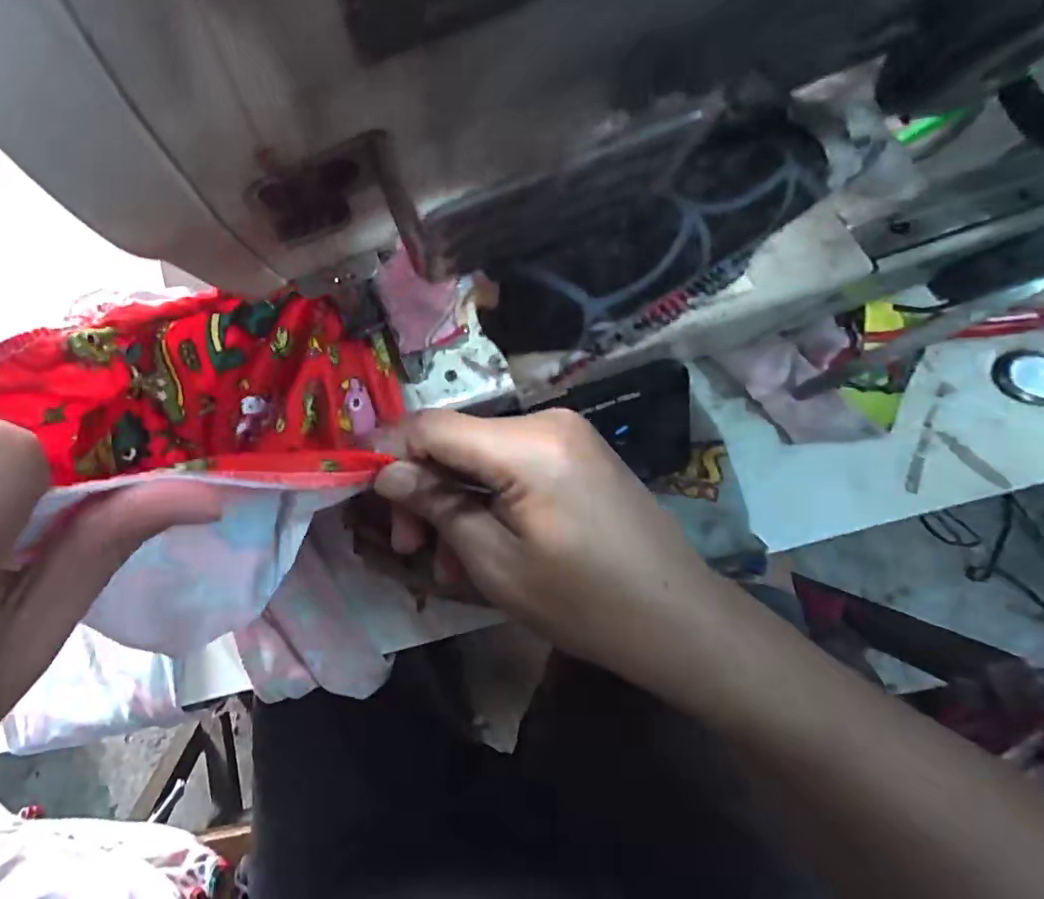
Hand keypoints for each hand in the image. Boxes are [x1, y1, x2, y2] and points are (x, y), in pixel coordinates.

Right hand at [373, 409, 718, 669]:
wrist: (681, 622)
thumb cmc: (585, 603)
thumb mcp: (495, 563)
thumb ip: (436, 505)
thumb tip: (384, 473)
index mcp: (527, 444)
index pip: (431, 426)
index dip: (387, 452)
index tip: (363, 495)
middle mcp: (546, 421)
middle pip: (454, 439)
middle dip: (421, 488)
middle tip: (408, 545)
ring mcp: (565, 433)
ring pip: (478, 454)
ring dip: (452, 500)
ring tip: (447, 561)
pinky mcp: (574, 451)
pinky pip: (509, 463)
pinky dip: (485, 497)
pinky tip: (481, 543)